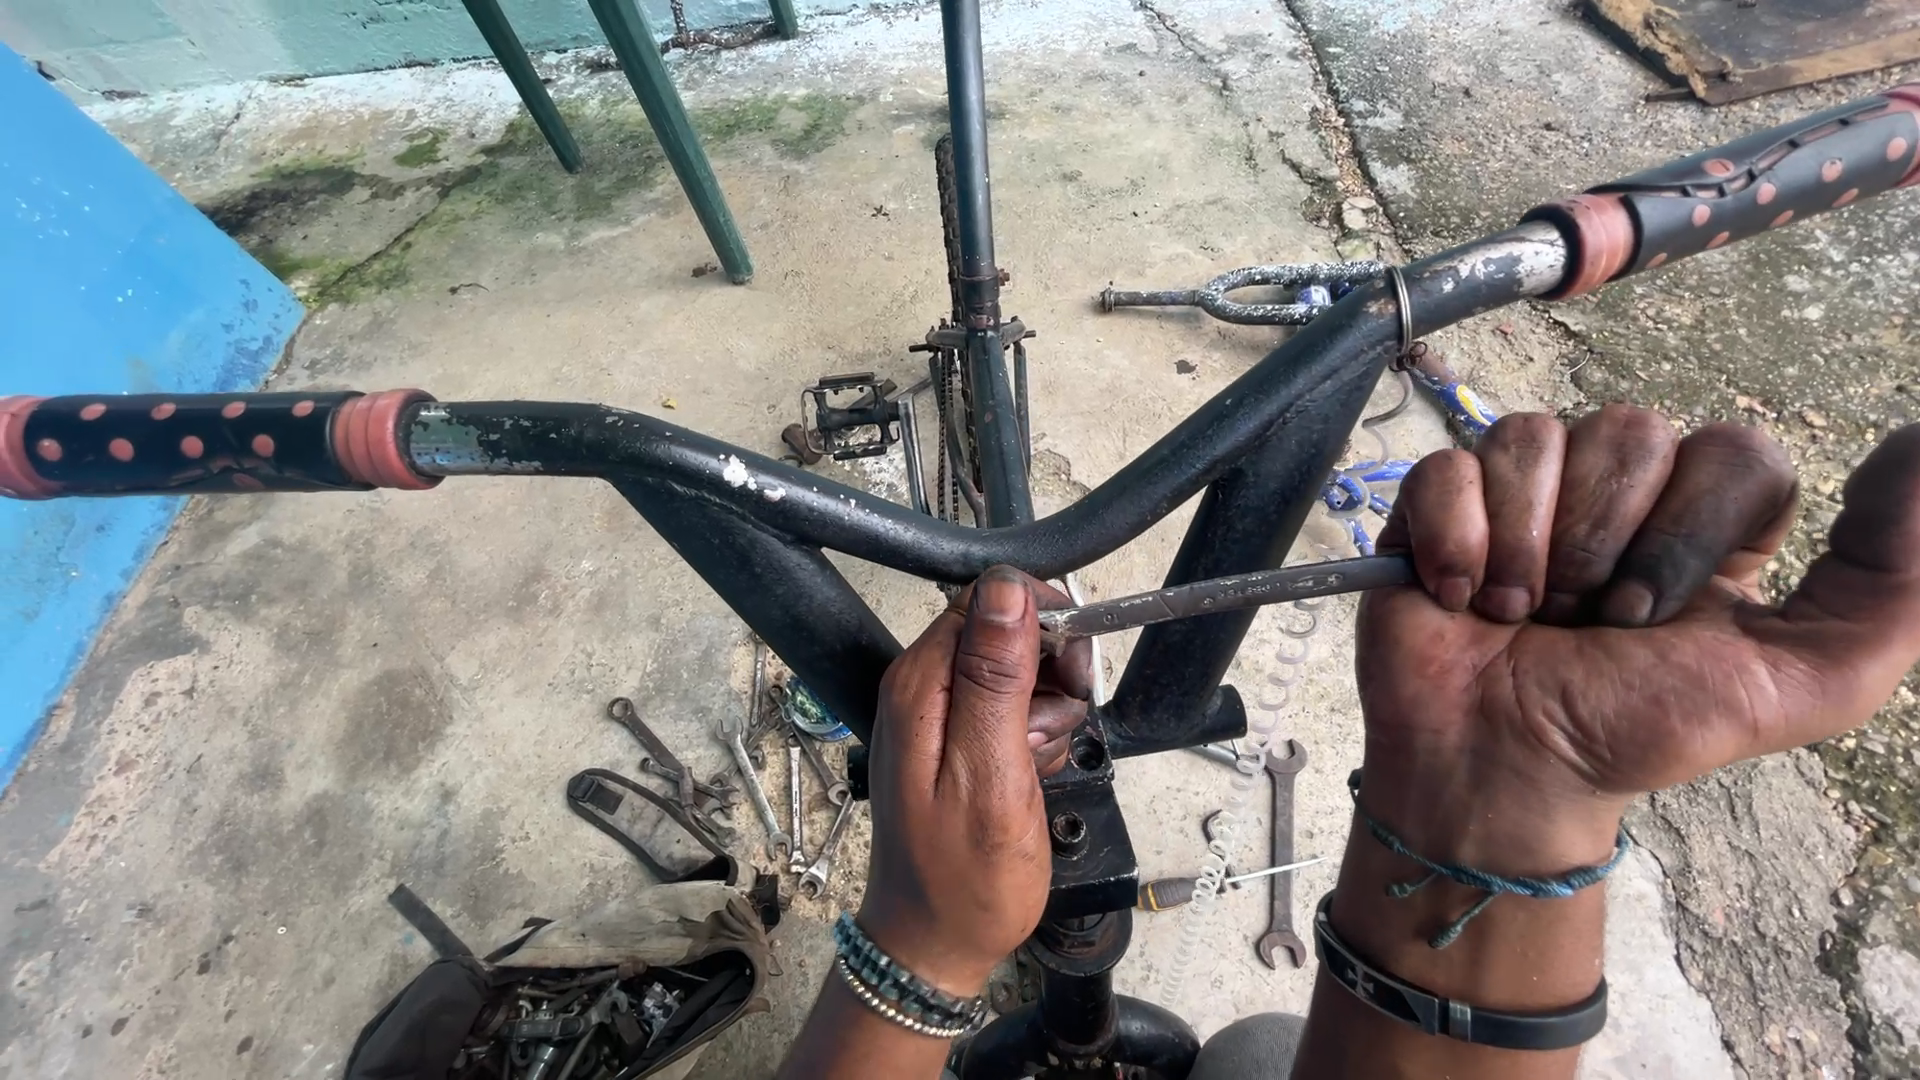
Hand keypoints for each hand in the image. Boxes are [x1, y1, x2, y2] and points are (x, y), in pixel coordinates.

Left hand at [857, 567, 1092, 995]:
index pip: (987, 597)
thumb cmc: (964, 874)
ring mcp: (941, 710)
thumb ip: (995, 677)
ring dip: (1048, 707)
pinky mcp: (960, 735)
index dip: (1040, 621)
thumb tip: (1006, 587)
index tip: (1071, 670)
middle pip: (1006, 629)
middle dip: (1049, 669)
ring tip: (1037, 760)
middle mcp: (925, 684)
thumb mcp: (989, 772)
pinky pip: (1015, 706)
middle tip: (1052, 728)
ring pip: (1020, 668)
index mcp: (923, 680)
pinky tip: (1032, 769)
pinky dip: (1037, 731)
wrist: (936, 941)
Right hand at [1357, 408, 1919, 869]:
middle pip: (1626, 430)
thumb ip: (1896, 579)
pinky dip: (1451, 534)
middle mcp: (1605, 493)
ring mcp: (1511, 494)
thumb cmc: (1628, 727)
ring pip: (1527, 437)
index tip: (1646, 617)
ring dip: (1519, 542)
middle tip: (1573, 617)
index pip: (1731, 449)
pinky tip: (1455, 590)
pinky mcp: (1430, 507)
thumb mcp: (1802, 679)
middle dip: (1595, 541)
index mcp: (1698, 523)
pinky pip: (1443, 470)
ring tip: (1508, 609)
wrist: (1495, 759)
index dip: (1688, 528)